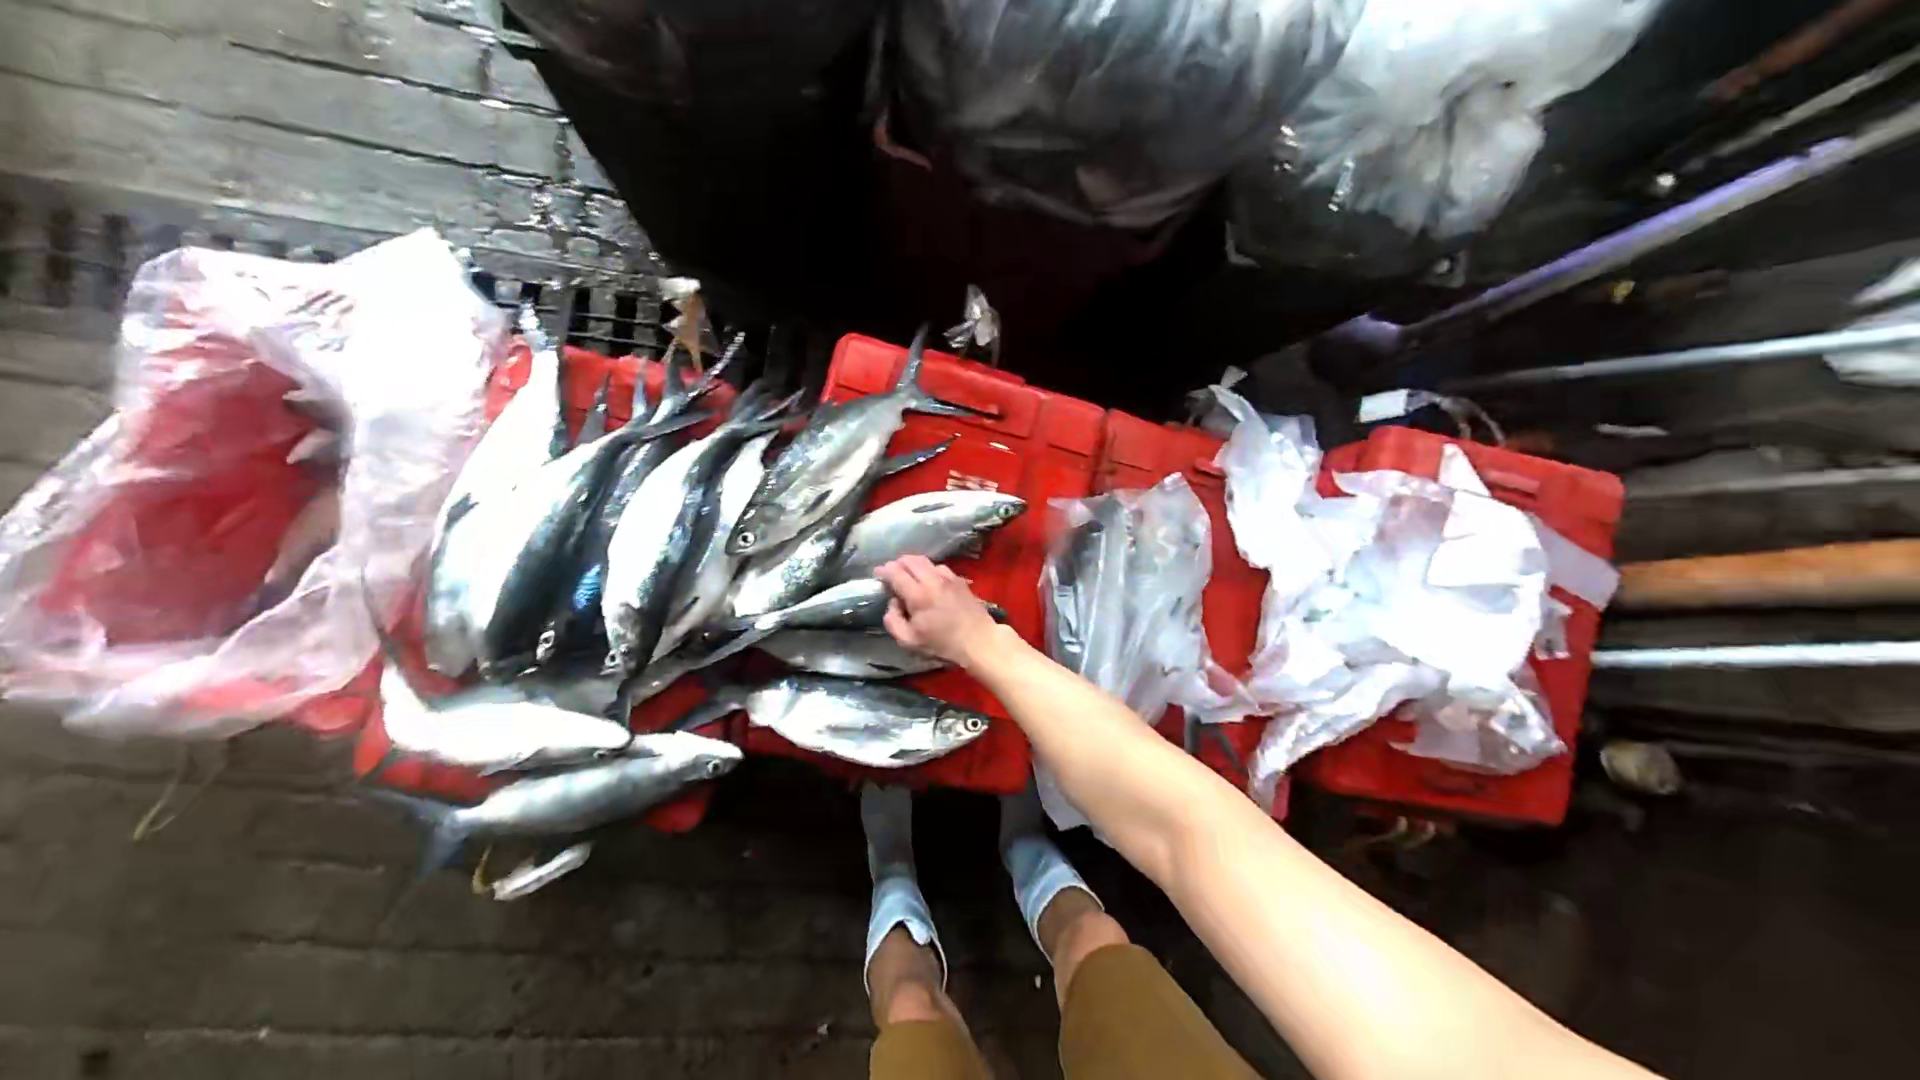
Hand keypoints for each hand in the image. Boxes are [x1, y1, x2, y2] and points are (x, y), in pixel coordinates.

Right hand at [874, 556, 1002, 668]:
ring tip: (909, 576)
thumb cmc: (942, 644)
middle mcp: (932, 580)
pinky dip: (929, 570)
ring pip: (925, 561)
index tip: (878, 574)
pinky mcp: (959, 580)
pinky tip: (929, 581)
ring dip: (913, 565)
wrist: (978, 641)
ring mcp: (948, 577)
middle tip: (892, 574)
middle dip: (897, 564)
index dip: (883, 571)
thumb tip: (892, 603)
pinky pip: (939, 567)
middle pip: (910, 560)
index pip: (895, 572)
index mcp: (917, 595)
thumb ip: (893, 621)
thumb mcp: (909, 641)